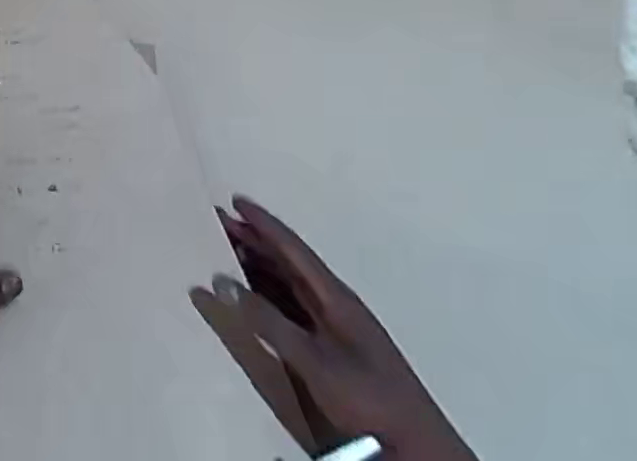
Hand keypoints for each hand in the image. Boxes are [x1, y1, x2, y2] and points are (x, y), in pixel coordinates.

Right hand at [196, 197, 476, 460]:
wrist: (417, 450)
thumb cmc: (368, 397)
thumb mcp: (313, 360)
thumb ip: (267, 320)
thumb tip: (222, 282)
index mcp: (335, 297)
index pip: (293, 249)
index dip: (264, 224)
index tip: (235, 201)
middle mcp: (333, 303)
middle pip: (288, 261)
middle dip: (254, 239)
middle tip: (218, 221)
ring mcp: (332, 326)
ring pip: (287, 282)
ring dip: (257, 263)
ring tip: (225, 248)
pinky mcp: (328, 347)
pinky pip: (288, 304)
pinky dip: (264, 289)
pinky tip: (246, 290)